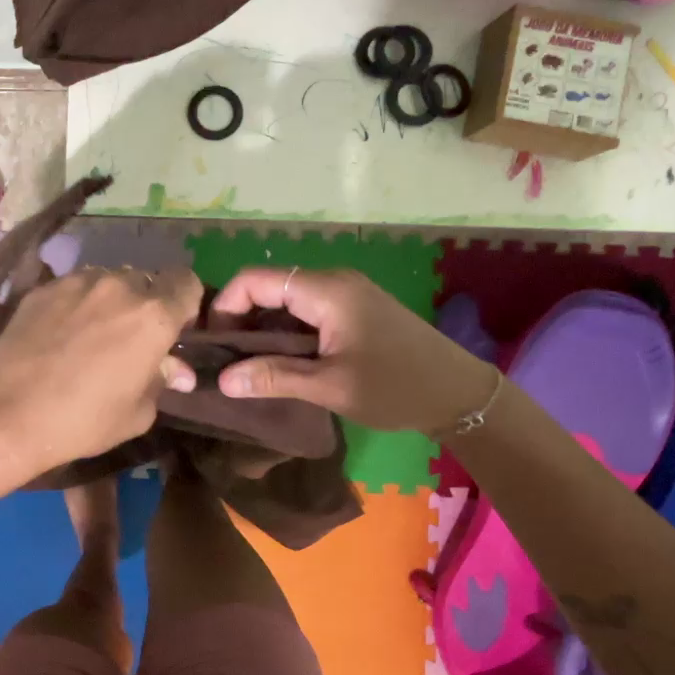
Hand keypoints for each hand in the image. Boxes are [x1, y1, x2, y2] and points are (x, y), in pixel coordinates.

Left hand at [0, 267, 201, 476]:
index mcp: (153, 315)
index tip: (173, 327)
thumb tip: (177, 369)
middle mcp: (119, 286)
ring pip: (107, 279)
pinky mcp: (42, 289)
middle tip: (130, 336)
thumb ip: (162, 380)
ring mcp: (77, 283)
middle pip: (145, 280)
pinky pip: (72, 287)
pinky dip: (75, 303)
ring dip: (109, 299)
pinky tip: (60, 333)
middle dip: (145, 302)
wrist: (10, 414)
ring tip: (92, 332)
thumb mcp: (138, 413)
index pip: (186, 283)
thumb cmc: (84, 421)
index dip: (184, 303)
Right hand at [211, 268, 495, 433]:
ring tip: (244, 365)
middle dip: (240, 319)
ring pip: (285, 300)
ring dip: (261, 328)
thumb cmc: (397, 388)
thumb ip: (275, 378)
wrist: (461, 395)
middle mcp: (333, 282)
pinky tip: (276, 362)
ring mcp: (346, 295)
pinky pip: (305, 311)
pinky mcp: (353, 310)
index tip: (213, 344)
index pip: (256, 280)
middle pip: (269, 287)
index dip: (226, 306)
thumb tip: (222, 380)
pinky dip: (283, 331)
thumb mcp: (331, 387)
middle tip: (223, 359)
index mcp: (327, 291)